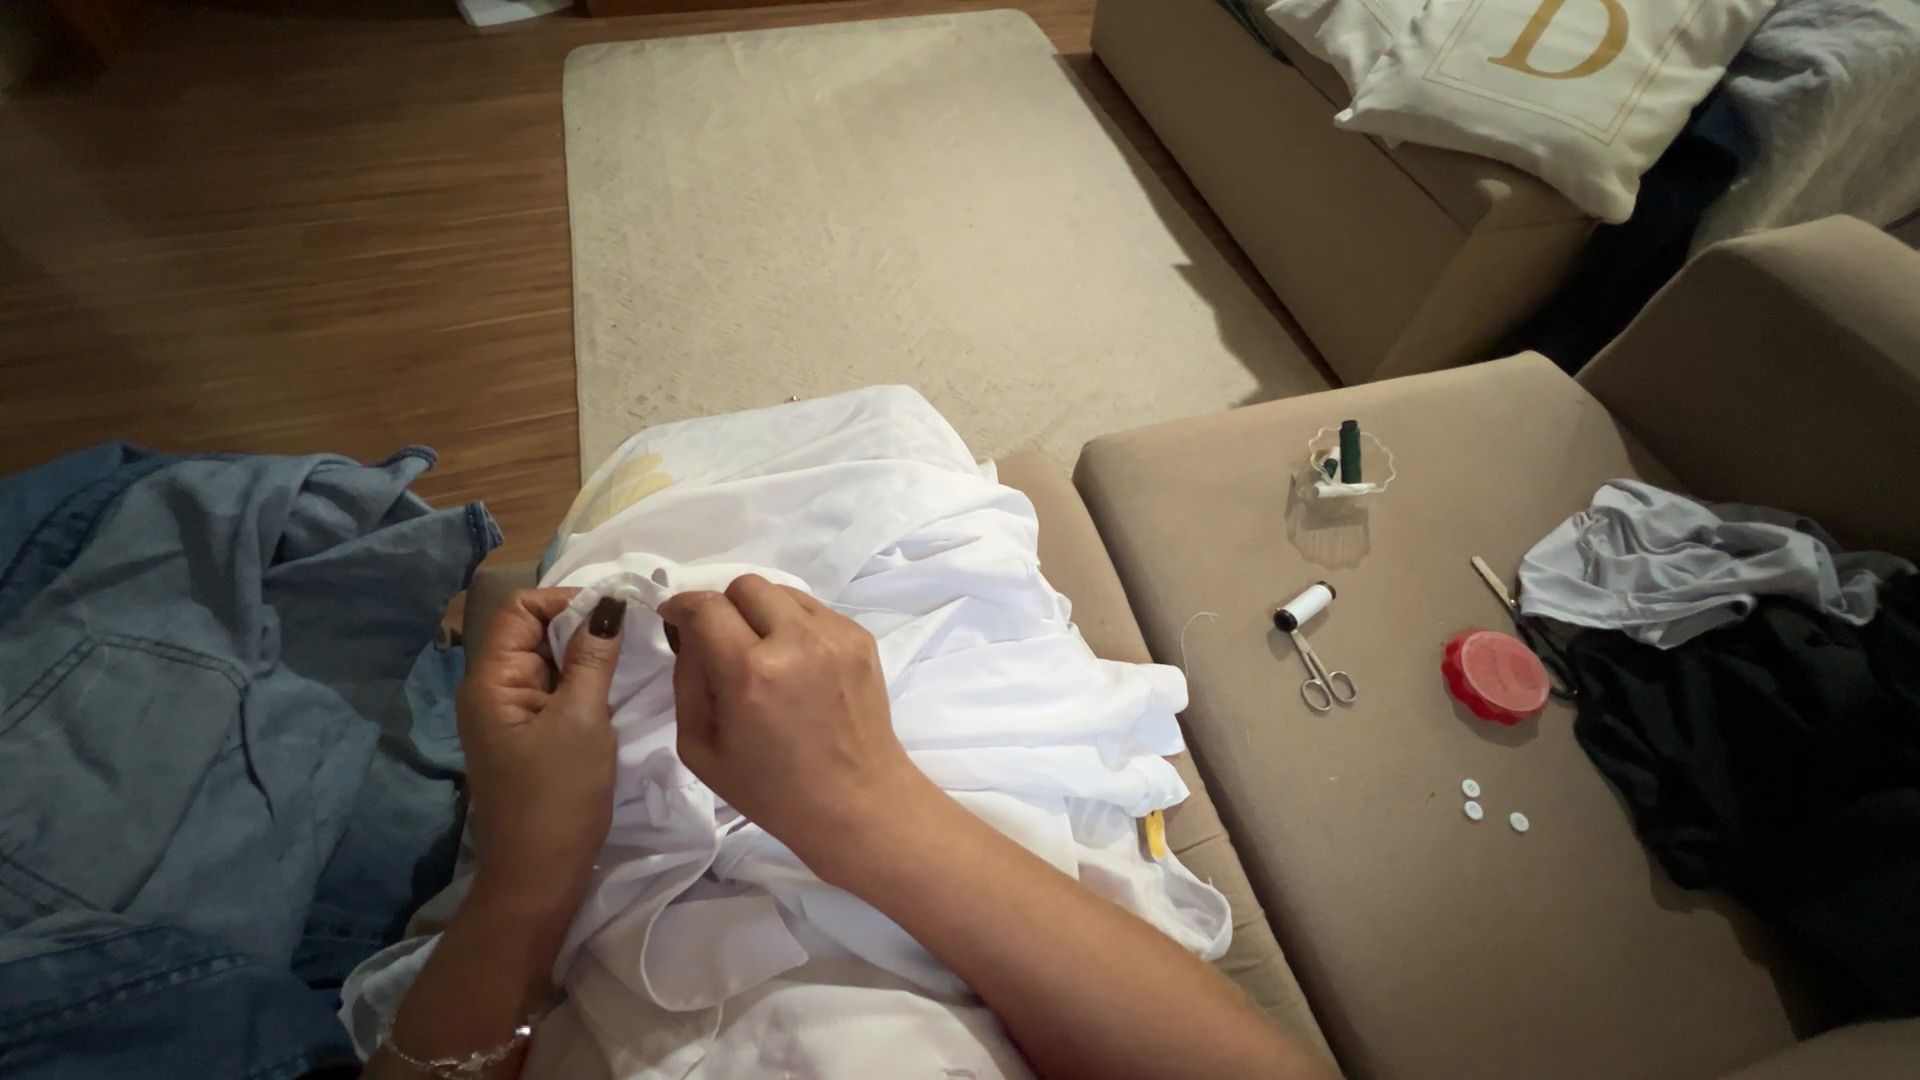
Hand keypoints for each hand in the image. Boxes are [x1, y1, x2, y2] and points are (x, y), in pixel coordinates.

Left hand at [455, 588, 626, 908]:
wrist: (541, 873)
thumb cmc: (558, 794)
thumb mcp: (582, 718)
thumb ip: (593, 657)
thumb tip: (609, 605)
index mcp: (492, 681)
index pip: (521, 610)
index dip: (566, 601)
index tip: (615, 614)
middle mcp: (496, 689)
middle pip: (534, 630)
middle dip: (582, 623)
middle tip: (633, 634)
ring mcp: (514, 712)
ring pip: (551, 658)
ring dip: (588, 651)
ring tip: (631, 656)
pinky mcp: (534, 732)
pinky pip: (559, 686)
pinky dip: (587, 676)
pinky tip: (617, 685)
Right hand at [659, 575, 933, 882]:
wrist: (857, 801)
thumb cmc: (772, 789)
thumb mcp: (701, 747)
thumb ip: (688, 680)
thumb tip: (689, 635)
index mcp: (751, 671)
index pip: (705, 606)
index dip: (682, 606)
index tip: (675, 618)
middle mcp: (796, 640)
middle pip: (746, 585)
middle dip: (724, 606)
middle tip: (722, 641)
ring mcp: (835, 634)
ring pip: (783, 591)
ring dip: (762, 612)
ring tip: (763, 651)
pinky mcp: (861, 637)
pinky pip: (814, 610)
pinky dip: (795, 624)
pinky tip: (797, 662)